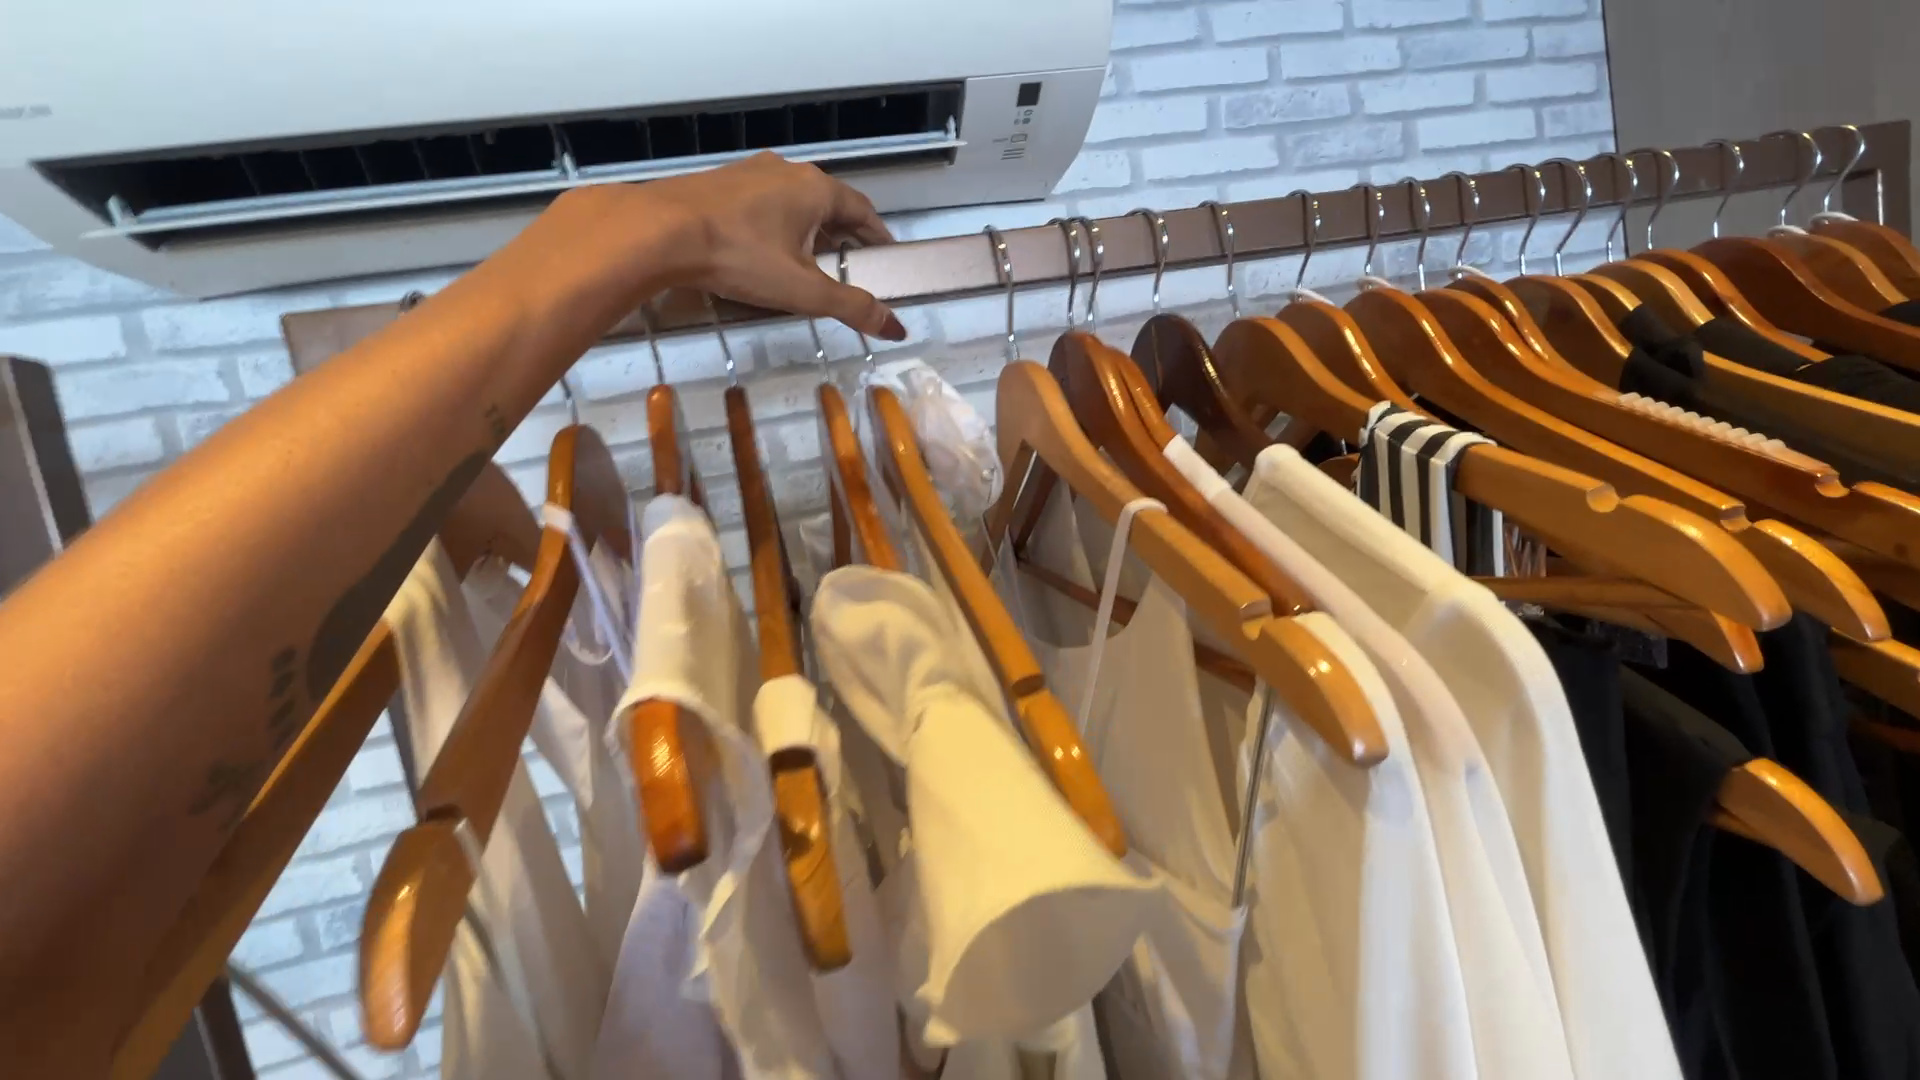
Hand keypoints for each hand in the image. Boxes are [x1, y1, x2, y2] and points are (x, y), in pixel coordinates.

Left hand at [568, 152, 906, 340]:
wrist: (658, 232)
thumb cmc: (740, 258)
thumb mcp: (804, 291)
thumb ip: (853, 308)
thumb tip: (898, 329)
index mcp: (817, 190)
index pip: (863, 211)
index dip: (878, 235)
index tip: (886, 256)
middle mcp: (788, 171)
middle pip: (829, 204)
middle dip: (845, 235)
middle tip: (851, 266)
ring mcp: (750, 172)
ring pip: (795, 202)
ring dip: (810, 230)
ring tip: (810, 263)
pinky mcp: (720, 183)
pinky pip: (764, 203)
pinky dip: (779, 225)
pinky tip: (767, 250)